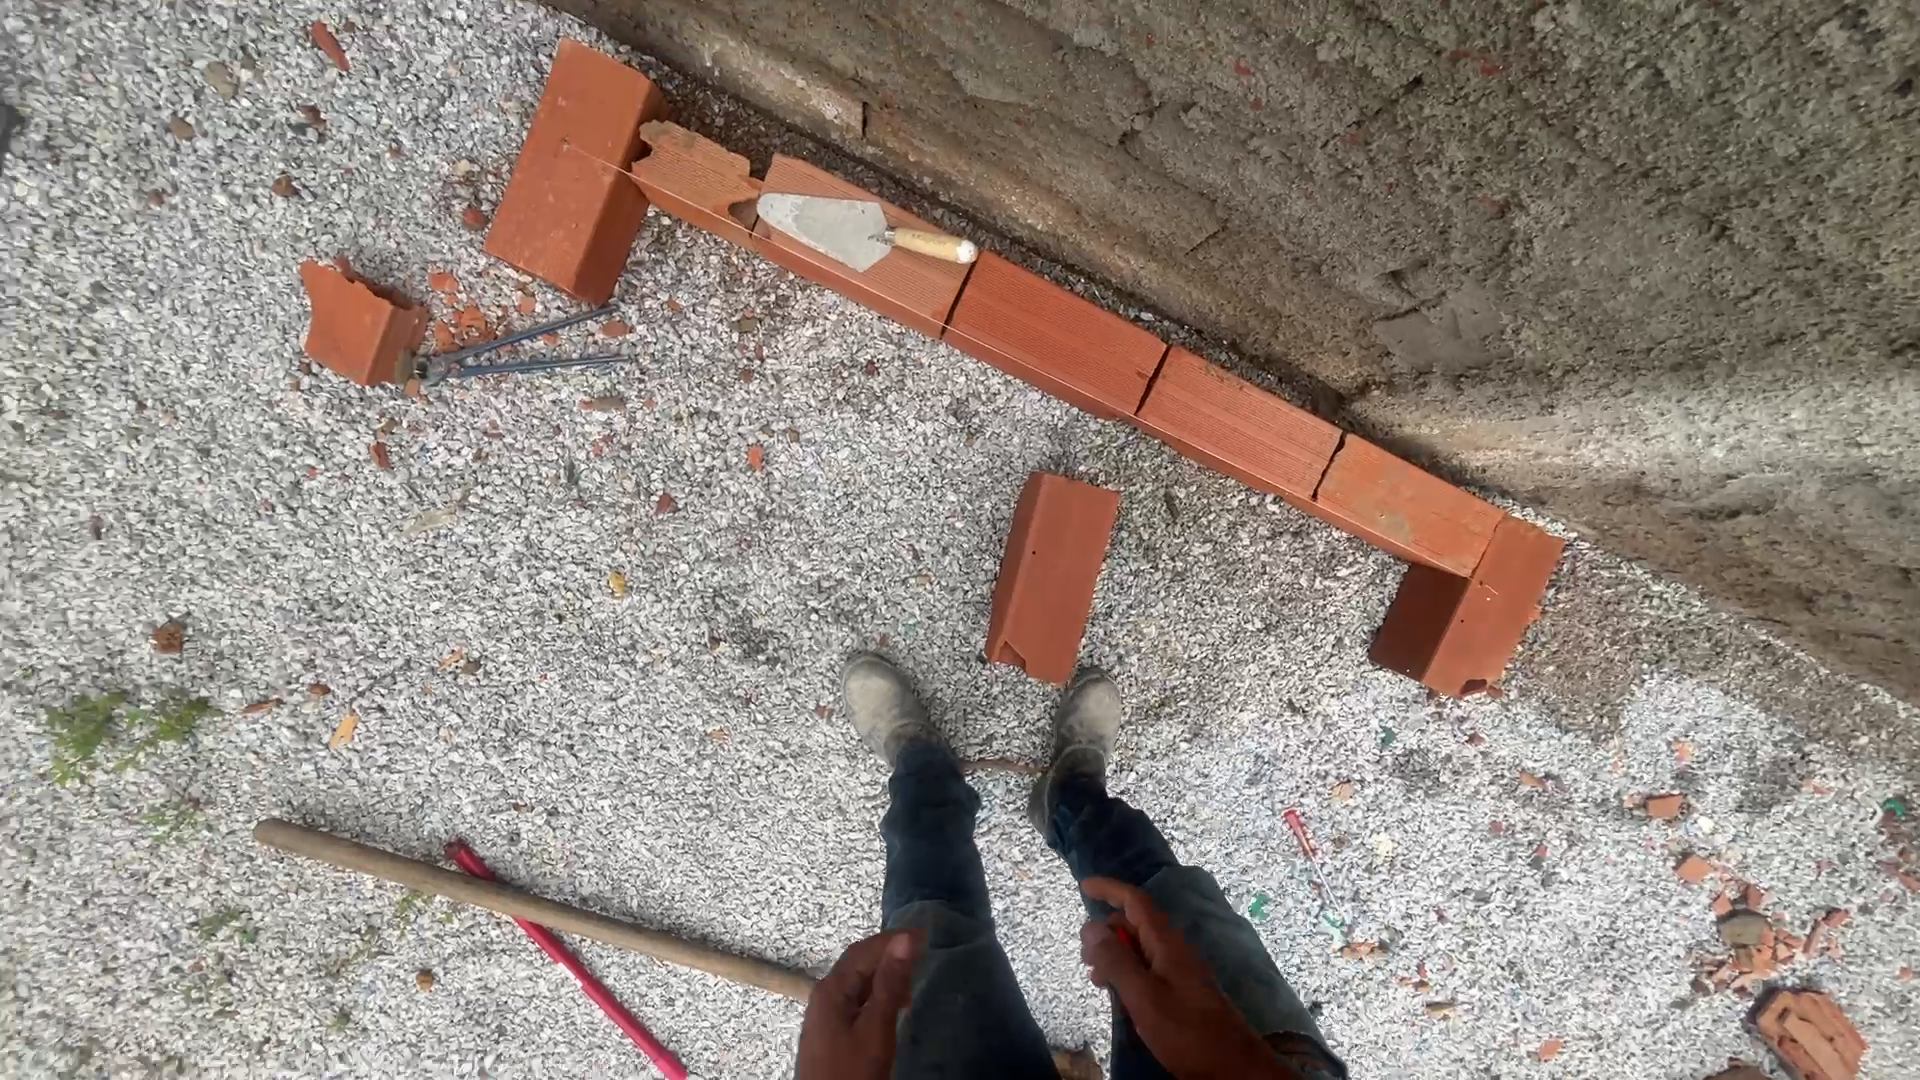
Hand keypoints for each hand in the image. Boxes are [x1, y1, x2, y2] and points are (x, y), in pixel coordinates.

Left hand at [797, 929, 921, 1079]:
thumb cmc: (851, 1075)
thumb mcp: (876, 1030)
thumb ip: (890, 984)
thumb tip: (906, 939)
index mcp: (831, 989)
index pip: (863, 950)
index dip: (892, 939)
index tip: (923, 936)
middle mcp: (823, 995)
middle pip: (858, 962)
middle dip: (888, 952)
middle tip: (921, 952)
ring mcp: (824, 1015)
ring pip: (856, 981)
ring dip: (883, 973)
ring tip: (911, 975)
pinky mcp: (830, 1033)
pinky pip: (854, 999)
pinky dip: (875, 993)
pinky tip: (892, 1003)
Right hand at [1080, 877, 1291, 1079]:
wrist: (1235, 1068)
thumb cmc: (1187, 1031)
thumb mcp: (1143, 996)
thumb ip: (1115, 960)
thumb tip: (1090, 926)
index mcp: (1165, 941)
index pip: (1134, 900)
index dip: (1108, 888)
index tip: (1084, 887)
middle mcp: (1173, 947)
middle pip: (1133, 923)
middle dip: (1105, 931)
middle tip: (1084, 958)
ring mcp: (1179, 969)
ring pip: (1139, 947)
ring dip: (1114, 955)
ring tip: (1096, 979)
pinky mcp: (1181, 990)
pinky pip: (1147, 967)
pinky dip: (1127, 972)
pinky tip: (1118, 993)